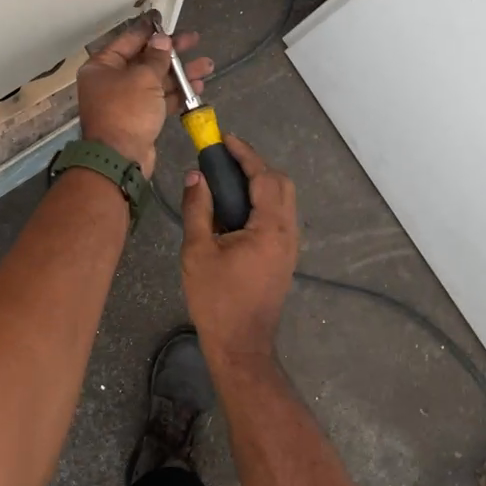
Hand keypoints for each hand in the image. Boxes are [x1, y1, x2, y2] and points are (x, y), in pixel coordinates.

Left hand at [76, 19, 211, 173]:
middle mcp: (111, 80)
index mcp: (103, 66)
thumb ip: (156, 58)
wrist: (121, 159)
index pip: (128, 40)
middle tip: (194, 40)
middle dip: (172, 53)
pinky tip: (198, 87)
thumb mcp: (143, 78)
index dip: (150, 31)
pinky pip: (159, 99)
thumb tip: (162, 40)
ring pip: (156, 80)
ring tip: (207, 65)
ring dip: (181, 73)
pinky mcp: (139, 117)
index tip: (167, 21)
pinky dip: (177, 93)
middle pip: (145, 60)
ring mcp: (126, 100)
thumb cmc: (126, 111)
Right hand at [180, 134, 297, 368]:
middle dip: (255, 166)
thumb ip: (198, 209)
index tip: (224, 140)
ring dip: (258, 184)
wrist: (240, 345)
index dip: (245, 154)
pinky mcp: (283, 259)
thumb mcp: (197, 251)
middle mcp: (287, 234)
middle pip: (281, 184)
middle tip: (224, 161)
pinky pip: (277, 218)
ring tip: (225, 182)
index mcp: (270, 229)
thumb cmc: (217, 299)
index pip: (264, 177)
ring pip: (282, 201)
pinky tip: (233, 210)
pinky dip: (260, 203)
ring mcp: (289, 248)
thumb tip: (196, 176)